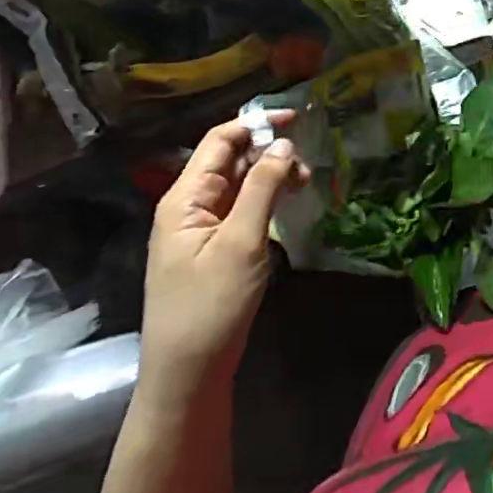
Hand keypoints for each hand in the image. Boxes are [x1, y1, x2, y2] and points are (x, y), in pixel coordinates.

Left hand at [140, 114, 306, 402]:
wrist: (187, 374)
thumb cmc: (211, 306)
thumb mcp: (242, 243)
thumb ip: (262, 189)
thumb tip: (283, 144)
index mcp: (185, 196)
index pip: (219, 141)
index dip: (256, 124)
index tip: (297, 118)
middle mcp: (188, 205)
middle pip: (228, 161)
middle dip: (268, 153)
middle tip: (308, 165)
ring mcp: (199, 229)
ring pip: (237, 186)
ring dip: (269, 178)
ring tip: (305, 185)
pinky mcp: (212, 250)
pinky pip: (238, 212)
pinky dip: (263, 202)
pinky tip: (286, 205)